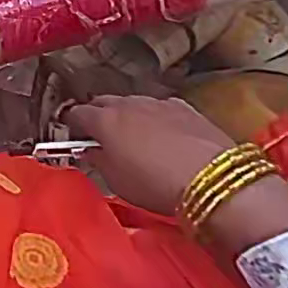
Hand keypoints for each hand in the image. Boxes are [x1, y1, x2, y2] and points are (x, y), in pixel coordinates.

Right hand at [64, 95, 234, 216]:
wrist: (214, 181)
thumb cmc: (156, 184)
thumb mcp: (116, 181)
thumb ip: (97, 160)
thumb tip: (91, 151)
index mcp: (103, 120)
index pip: (75, 114)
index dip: (72, 127)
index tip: (77, 140)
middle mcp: (126, 104)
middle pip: (102, 102)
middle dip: (98, 116)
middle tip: (103, 139)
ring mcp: (157, 103)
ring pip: (131, 103)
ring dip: (127, 116)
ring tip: (135, 138)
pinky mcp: (185, 108)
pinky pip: (160, 108)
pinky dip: (156, 118)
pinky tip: (165, 136)